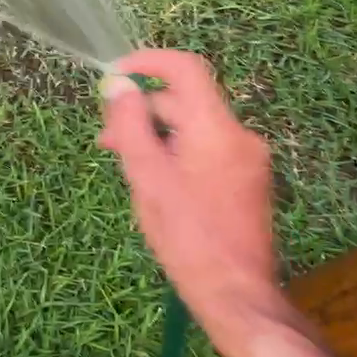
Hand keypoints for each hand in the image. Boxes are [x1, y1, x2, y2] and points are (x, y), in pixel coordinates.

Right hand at [101, 51, 356, 356]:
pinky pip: (206, 147)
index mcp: (216, 128)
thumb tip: (119, 84)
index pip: (184, 68)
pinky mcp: (249, 180)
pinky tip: (155, 179)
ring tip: (127, 163)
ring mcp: (249, 159)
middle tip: (108, 139)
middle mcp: (240, 135)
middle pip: (184, 100)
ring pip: (193, 126)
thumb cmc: (185, 233)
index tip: (114, 76)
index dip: (146, 62)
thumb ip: (129, 123)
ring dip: (156, 134)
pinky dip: (176, 151)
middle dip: (142, 110)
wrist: (235, 295)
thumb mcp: (145, 173)